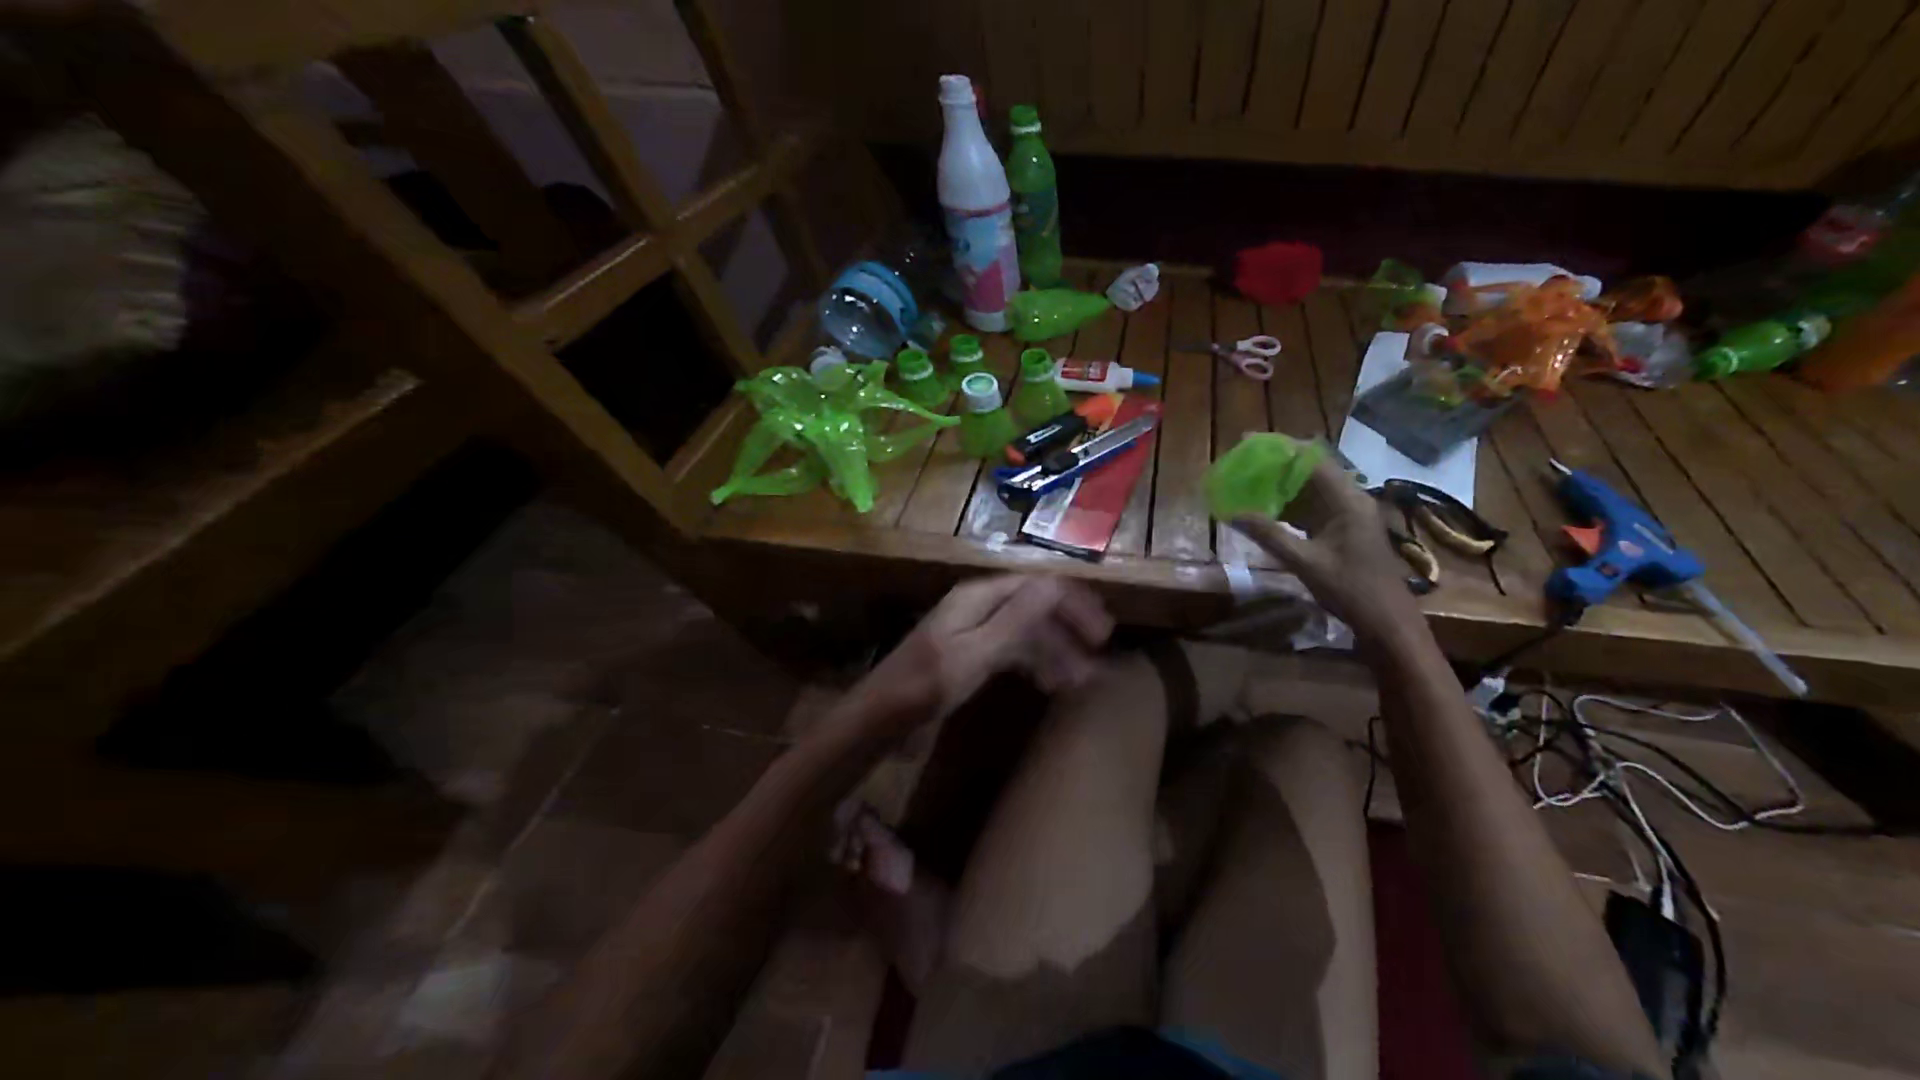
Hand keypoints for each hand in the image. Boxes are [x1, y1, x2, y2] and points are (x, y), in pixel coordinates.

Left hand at [847, 575, 1113, 739]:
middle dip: (1067, 630)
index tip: (1103, 633)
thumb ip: (1018, 618)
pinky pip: (1011, 652)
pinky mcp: (968, 656)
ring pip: (1025, 632)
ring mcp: (973, 631)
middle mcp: (978, 606)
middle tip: (1099, 659)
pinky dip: (1033, 665)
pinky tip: (1049, 684)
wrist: (880, 718)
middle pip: (1034, 607)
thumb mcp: (977, 652)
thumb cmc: (927, 685)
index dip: (1074, 604)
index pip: (1038, 586)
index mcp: (979, 597)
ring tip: (1081, 681)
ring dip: (1054, 652)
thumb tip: (1057, 582)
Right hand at [1232, 459, 1419, 640]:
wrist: (1387, 622)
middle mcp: (1350, 500)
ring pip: (1309, 490)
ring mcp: (1347, 516)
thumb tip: (1232, 514)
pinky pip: (1310, 509)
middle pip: (1310, 471)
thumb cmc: (1351, 589)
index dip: (1280, 447)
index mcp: (1347, 501)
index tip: (1248, 442)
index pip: (1312, 460)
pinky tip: (1264, 510)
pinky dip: (1287, 506)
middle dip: (1276, 465)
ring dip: (1279, 486)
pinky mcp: (1341, 531)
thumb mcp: (1305, 562)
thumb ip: (1269, 535)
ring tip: (1246, 483)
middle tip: (1242, 463)